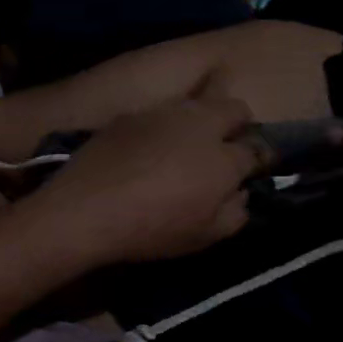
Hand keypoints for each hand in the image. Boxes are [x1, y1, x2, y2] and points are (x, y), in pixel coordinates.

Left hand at [34, 97, 266, 264]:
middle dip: (239, 124)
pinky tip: (146, 150)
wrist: (84, 209)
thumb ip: (235, 212)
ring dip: (200, 121)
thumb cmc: (151, 228)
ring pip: (195, 105)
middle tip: (225, 149)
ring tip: (184, 147)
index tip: (252, 170)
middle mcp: (197, 124)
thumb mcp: (204, 236)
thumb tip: (240, 193)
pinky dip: (163, 128)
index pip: (256, 149)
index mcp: (223, 157)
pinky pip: (158, 115)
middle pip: (233, 108)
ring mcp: (161, 114)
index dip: (258, 160)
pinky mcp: (128, 116)